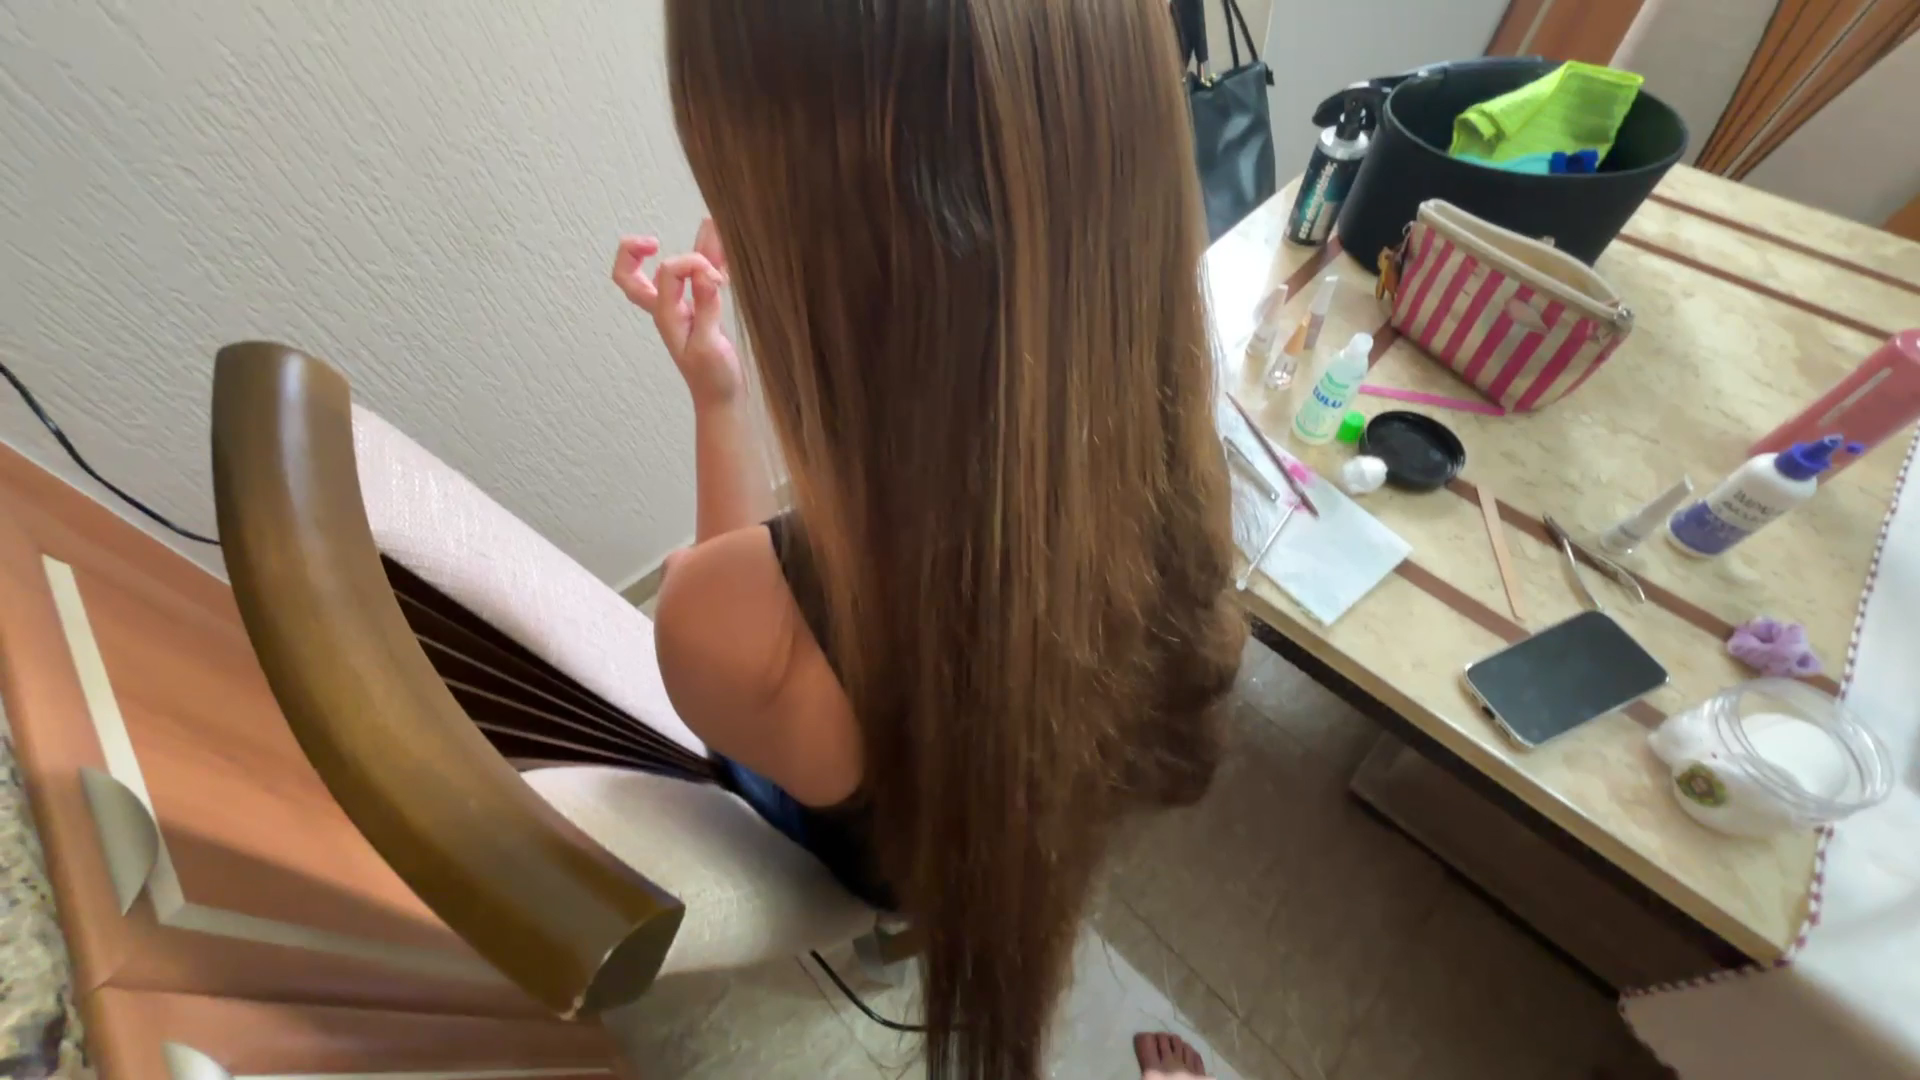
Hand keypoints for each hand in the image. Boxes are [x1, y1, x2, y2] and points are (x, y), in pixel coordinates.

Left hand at [612, 219, 741, 407]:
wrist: (723, 401)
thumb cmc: (713, 380)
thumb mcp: (709, 346)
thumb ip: (706, 308)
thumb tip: (704, 272)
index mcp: (666, 315)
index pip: (669, 271)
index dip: (692, 264)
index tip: (716, 278)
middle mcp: (669, 308)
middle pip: (633, 275)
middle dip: (635, 252)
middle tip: (652, 241)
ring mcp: (685, 310)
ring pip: (677, 272)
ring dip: (691, 249)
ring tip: (711, 226)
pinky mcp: (704, 314)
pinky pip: (701, 281)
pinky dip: (712, 264)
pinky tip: (727, 253)